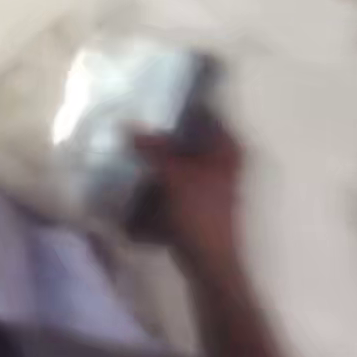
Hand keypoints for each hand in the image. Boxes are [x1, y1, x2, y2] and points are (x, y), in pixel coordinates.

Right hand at [132, 114, 244, 277]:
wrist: (210, 262)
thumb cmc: (197, 212)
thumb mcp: (170, 174)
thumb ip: (151, 148)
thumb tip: (128, 126)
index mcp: (229, 149)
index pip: (207, 112)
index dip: (183, 102)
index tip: (156, 95)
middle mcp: (228, 160)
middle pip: (194, 133)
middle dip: (167, 128)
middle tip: (137, 116)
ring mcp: (217, 180)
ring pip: (185, 154)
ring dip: (163, 150)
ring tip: (133, 141)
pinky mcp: (203, 198)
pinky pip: (180, 174)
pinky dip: (163, 170)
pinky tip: (140, 170)